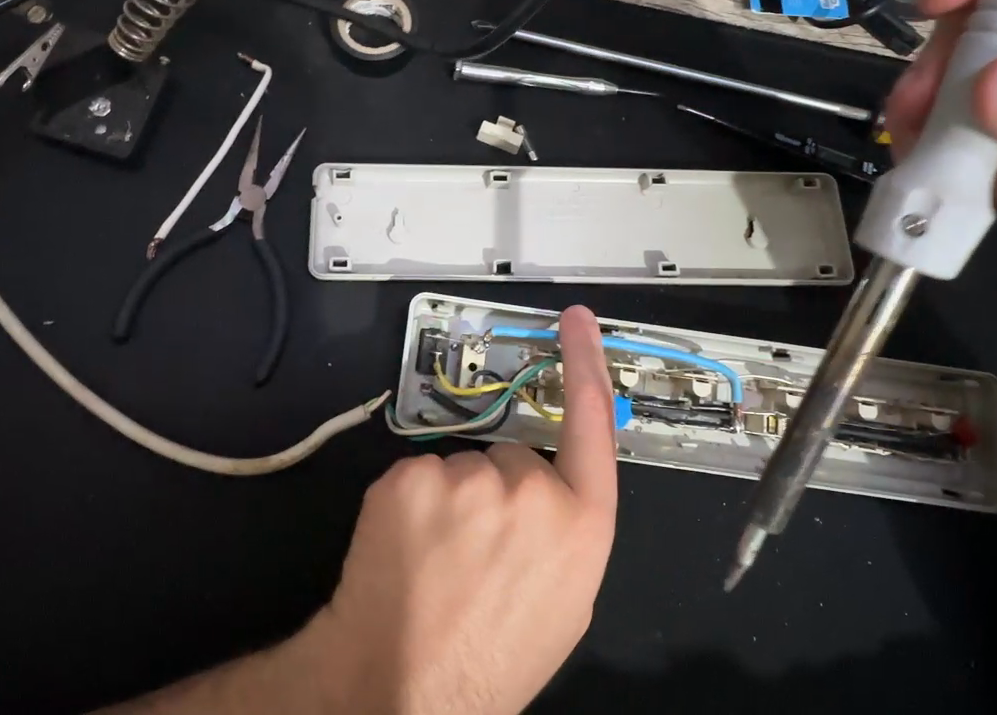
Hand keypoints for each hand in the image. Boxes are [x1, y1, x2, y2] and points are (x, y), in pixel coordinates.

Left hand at [302, 305, 616, 714]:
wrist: (405, 684)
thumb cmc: (496, 652)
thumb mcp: (566, 600)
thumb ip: (568, 530)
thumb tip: (550, 489)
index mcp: (581, 523)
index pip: (591, 423)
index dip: (586, 363)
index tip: (576, 319)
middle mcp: (530, 491)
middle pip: (512, 457)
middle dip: (498, 492)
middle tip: (477, 551)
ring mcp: (466, 479)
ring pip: (461, 468)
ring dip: (452, 500)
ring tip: (441, 559)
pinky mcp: (410, 477)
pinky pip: (418, 474)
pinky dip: (412, 502)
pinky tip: (409, 548)